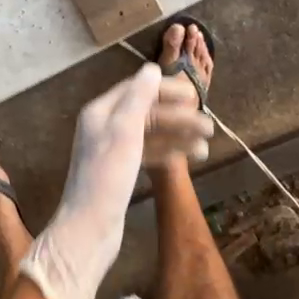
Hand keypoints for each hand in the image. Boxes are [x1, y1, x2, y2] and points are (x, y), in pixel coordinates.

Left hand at [17, 63, 212, 298]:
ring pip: (151, 133)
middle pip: (147, 112)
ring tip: (206, 143)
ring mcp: (114, 150)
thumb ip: (138, 98)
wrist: (89, 230)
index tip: (193, 94)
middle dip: (177, 116)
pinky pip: (149, 152)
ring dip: (178, 134)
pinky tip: (191, 156)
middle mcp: (105, 126)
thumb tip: (151, 69)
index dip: (165, 89)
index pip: (137, 89)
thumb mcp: (124, 132)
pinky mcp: (122, 171)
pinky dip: (169, 151)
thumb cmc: (107, 177)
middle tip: (208, 125)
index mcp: (101, 112)